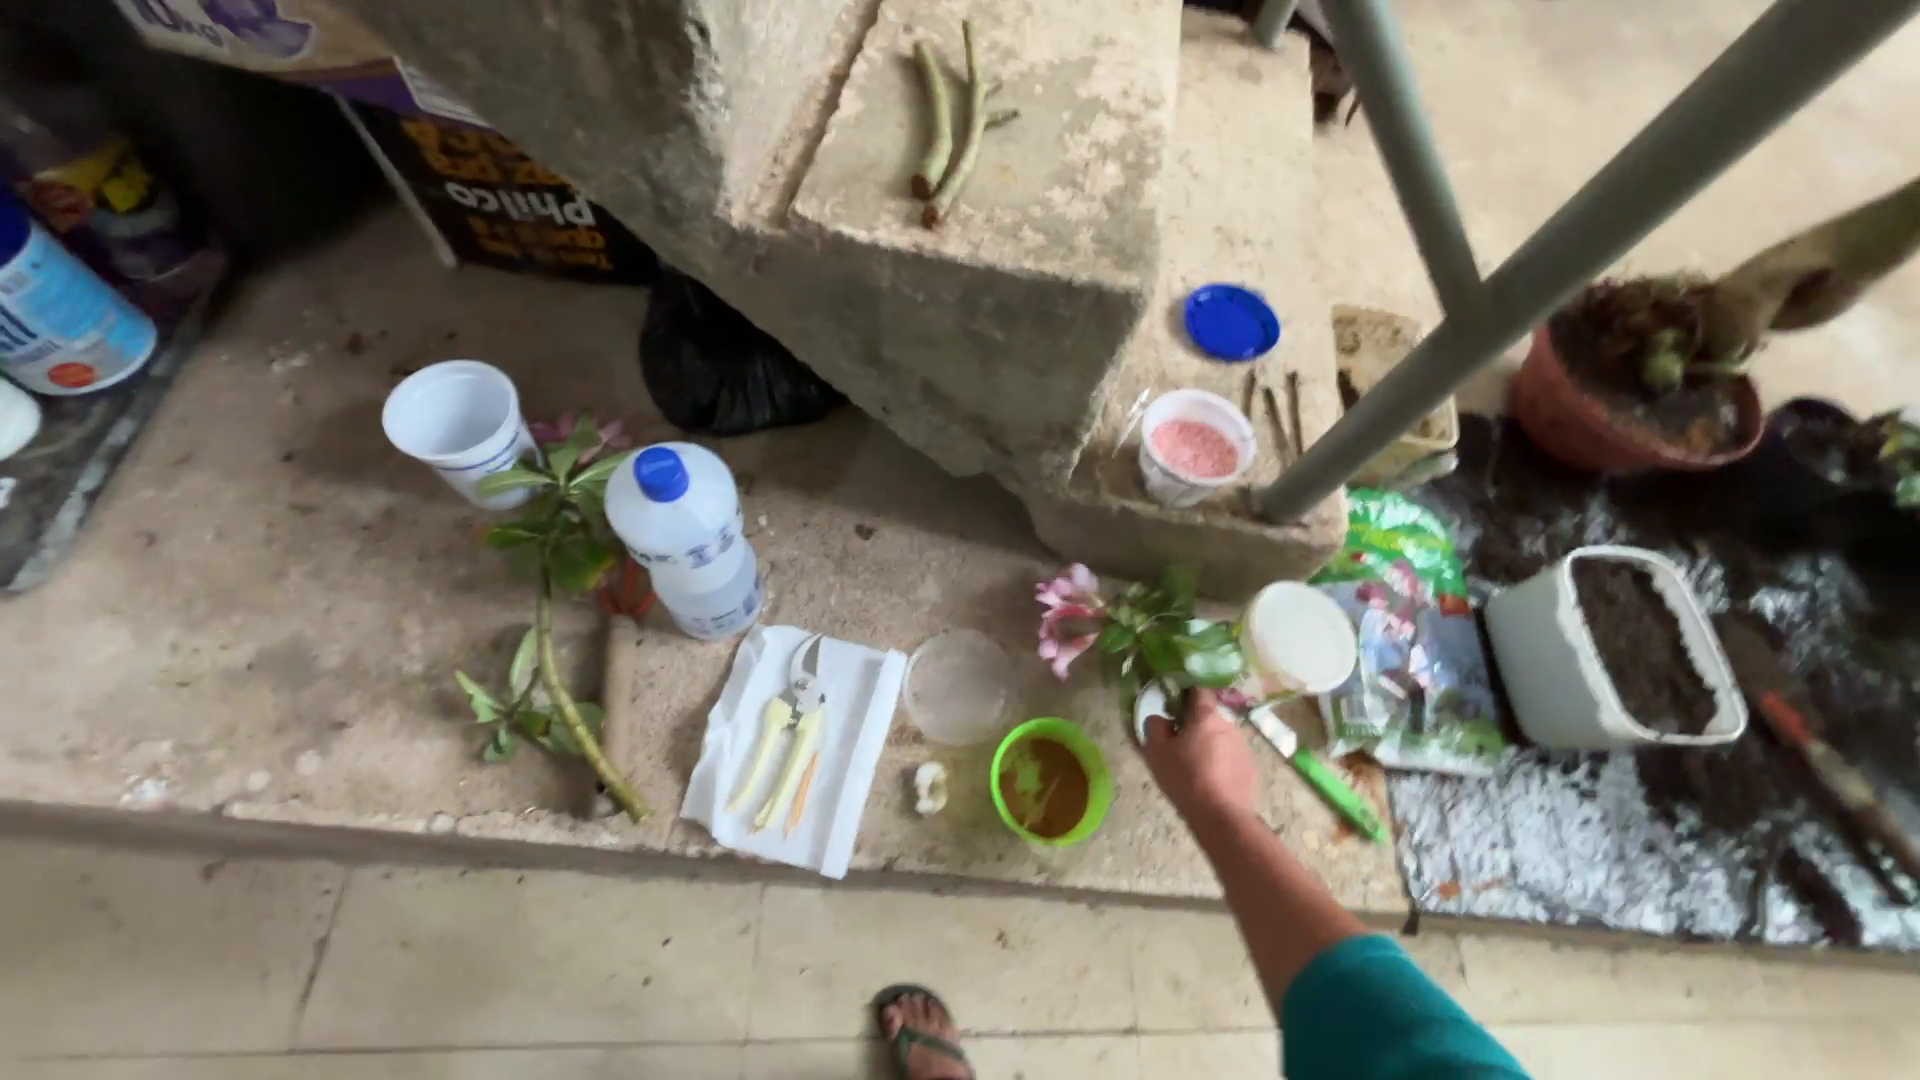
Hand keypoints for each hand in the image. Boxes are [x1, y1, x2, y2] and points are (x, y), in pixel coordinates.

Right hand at [1140, 687, 1257, 827]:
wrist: (1222, 817)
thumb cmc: (1185, 779)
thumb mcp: (1156, 752)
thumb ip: (1154, 726)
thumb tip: (1161, 718)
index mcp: (1205, 716)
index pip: (1198, 690)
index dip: (1185, 695)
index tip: (1174, 709)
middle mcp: (1229, 724)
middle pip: (1209, 716)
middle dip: (1195, 725)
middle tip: (1180, 745)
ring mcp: (1244, 745)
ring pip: (1221, 736)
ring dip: (1209, 744)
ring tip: (1197, 767)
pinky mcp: (1252, 766)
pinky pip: (1232, 756)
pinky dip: (1222, 762)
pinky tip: (1212, 781)